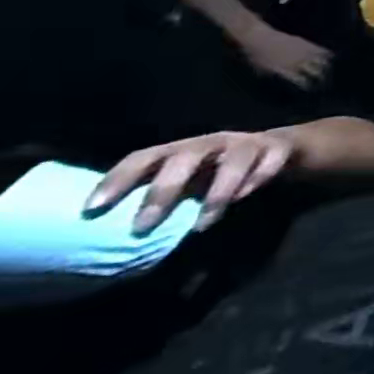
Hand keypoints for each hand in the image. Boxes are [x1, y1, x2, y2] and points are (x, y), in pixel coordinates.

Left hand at [86, 130, 297, 234]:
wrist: (281, 149)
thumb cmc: (220, 170)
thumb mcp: (190, 178)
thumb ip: (165, 194)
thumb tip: (118, 232)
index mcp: (183, 148)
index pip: (145, 157)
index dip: (118, 179)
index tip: (92, 209)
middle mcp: (215, 141)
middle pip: (187, 156)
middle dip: (164, 190)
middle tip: (143, 226)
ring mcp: (250, 143)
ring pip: (234, 161)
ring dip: (216, 193)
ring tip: (202, 225)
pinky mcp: (280, 148)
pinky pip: (270, 162)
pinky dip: (255, 180)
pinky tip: (243, 197)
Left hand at [239, 26, 331, 88]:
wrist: (259, 38)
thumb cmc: (255, 54)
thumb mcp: (262, 67)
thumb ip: (276, 73)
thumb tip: (284, 78)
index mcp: (285, 71)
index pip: (300, 80)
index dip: (306, 84)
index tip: (310, 87)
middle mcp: (296, 63)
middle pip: (313, 71)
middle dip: (319, 76)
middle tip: (323, 79)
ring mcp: (302, 53)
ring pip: (319, 61)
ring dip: (325, 65)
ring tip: (329, 68)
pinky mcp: (305, 44)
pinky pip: (319, 50)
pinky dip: (326, 53)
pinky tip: (330, 55)